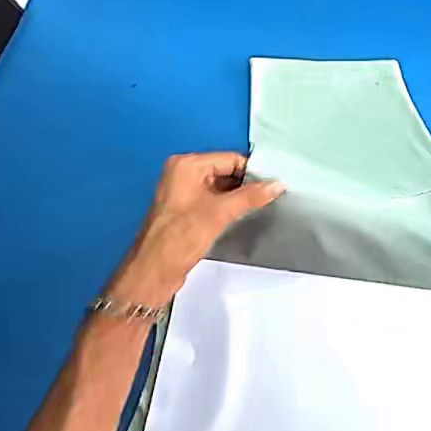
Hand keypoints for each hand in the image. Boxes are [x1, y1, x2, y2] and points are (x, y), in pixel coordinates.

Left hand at [102, 152, 283, 308]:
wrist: (153, 271)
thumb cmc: (178, 239)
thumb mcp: (220, 213)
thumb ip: (251, 196)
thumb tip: (276, 185)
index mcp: (186, 165)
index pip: (229, 159)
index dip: (251, 172)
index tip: (271, 185)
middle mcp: (182, 173)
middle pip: (225, 171)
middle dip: (245, 185)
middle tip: (267, 198)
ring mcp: (182, 191)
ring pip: (220, 187)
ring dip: (236, 197)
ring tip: (256, 208)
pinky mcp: (185, 209)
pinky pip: (212, 200)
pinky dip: (226, 206)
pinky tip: (239, 216)